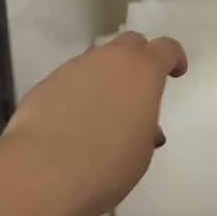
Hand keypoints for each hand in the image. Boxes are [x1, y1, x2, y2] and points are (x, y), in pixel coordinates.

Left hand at [0, 32, 187, 215]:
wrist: (40, 171)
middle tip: (136, 89)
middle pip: (131, 44)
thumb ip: (145, 132)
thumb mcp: (139, 155)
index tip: (175, 73)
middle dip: (138, 60)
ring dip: (105, 77)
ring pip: (98, 61)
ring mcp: (76, 67)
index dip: (174, 58)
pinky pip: (71, 80)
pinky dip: (77, 93)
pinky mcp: (48, 82)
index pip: (167, 48)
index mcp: (143, 70)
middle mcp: (111, 58)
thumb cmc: (104, 166)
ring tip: (100, 112)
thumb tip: (140, 125)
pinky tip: (71, 123)